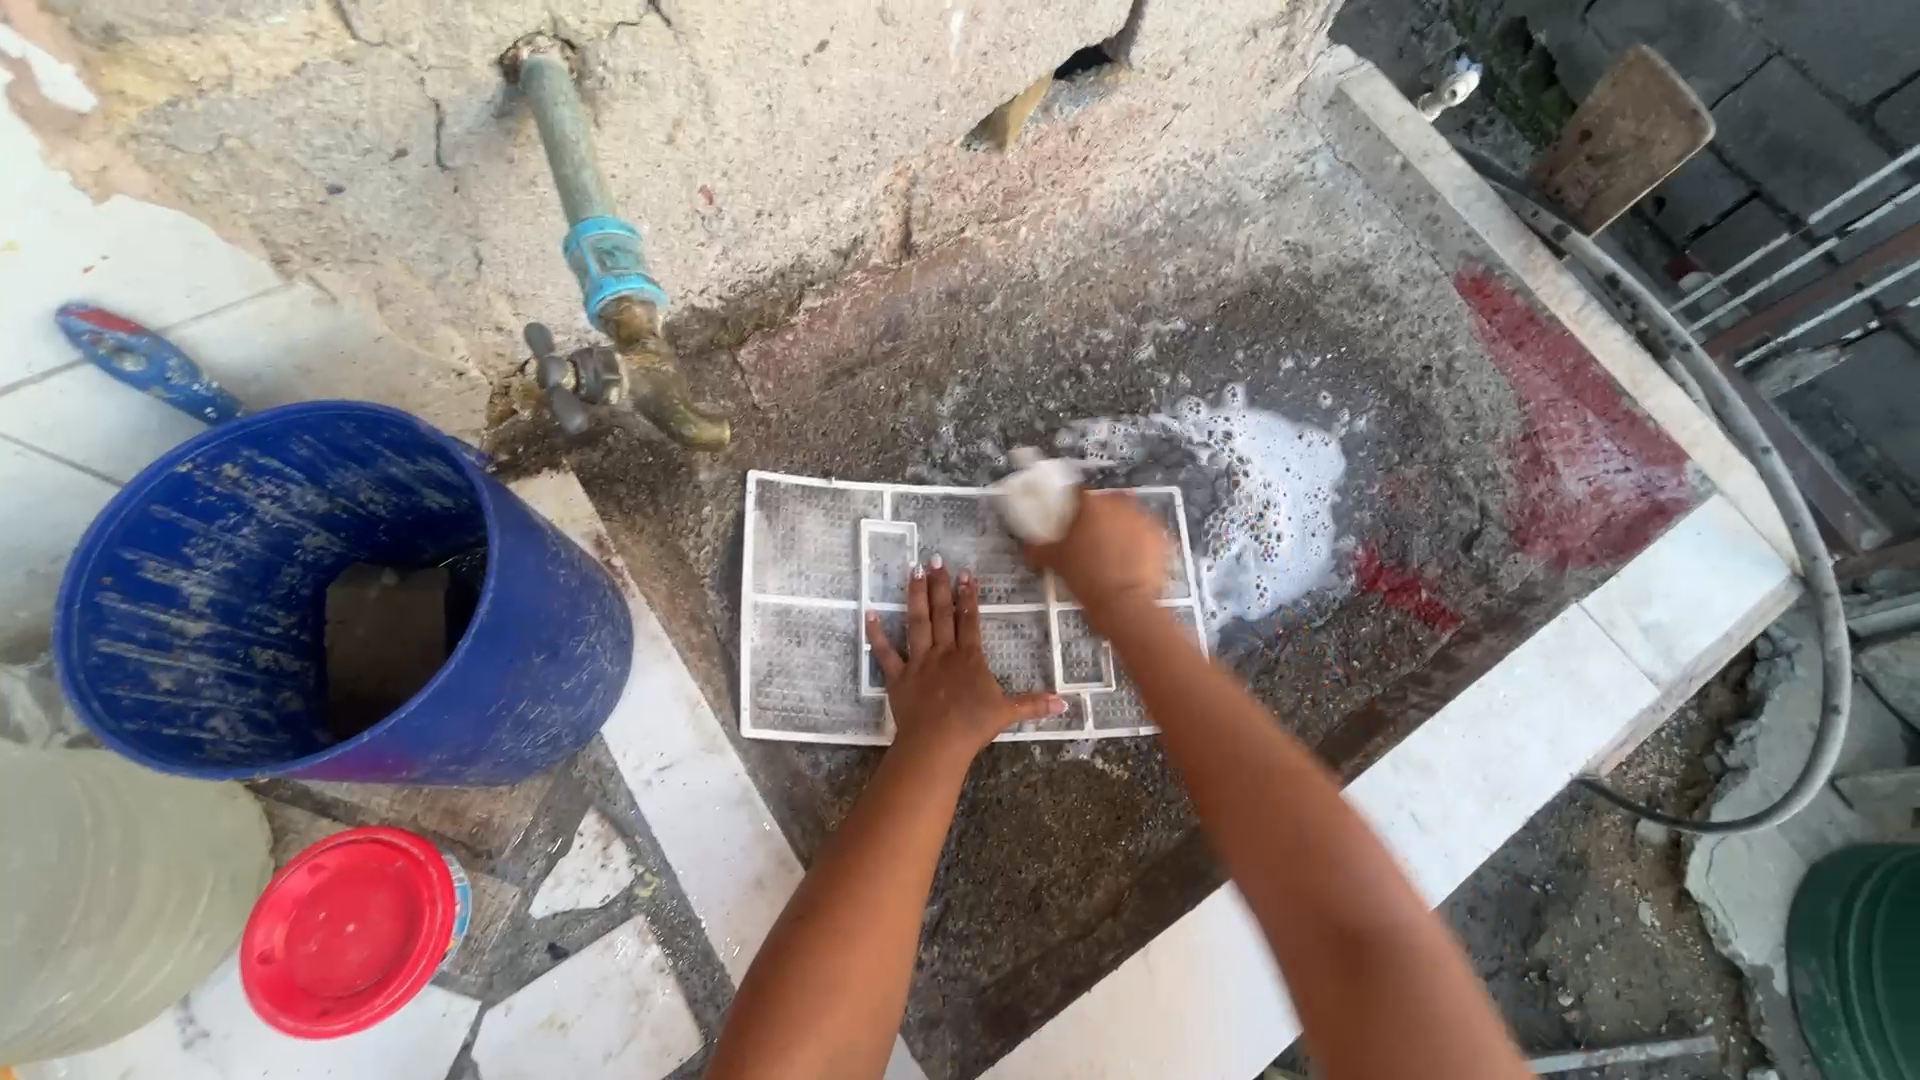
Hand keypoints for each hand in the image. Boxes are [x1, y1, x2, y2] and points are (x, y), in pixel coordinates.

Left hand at [865, 557, 1066, 765]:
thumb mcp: (1007, 713)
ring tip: (913, 571)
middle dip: (940, 585)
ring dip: (915, 596)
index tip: (965, 574)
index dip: (968, 596)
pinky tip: (869, 614)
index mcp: (969, 657)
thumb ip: (1033, 704)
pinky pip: (885, 653)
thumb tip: (1065, 705)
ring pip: (916, 623)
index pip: (969, 620)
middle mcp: (943, 652)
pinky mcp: (898, 676)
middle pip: (941, 613)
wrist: (937, 743)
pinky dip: (876, 634)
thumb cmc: (973, 726)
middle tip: (935, 559)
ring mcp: (918, 662)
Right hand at [1024, 490, 1170, 633]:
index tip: (1069, 520)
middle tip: (1089, 536)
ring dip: (1119, 527)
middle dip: (1098, 515)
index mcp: (1092, 504)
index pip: (1077, 493)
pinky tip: (1129, 559)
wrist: (1125, 605)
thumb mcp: (1055, 562)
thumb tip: (1028, 546)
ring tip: (1110, 550)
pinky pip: (1145, 533)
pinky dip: (1138, 542)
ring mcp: (1145, 520)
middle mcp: (1121, 505)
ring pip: (1128, 516)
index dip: (1071, 506)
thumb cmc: (1088, 579)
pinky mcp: (1162, 538)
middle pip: (1106, 502)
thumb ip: (1038, 548)